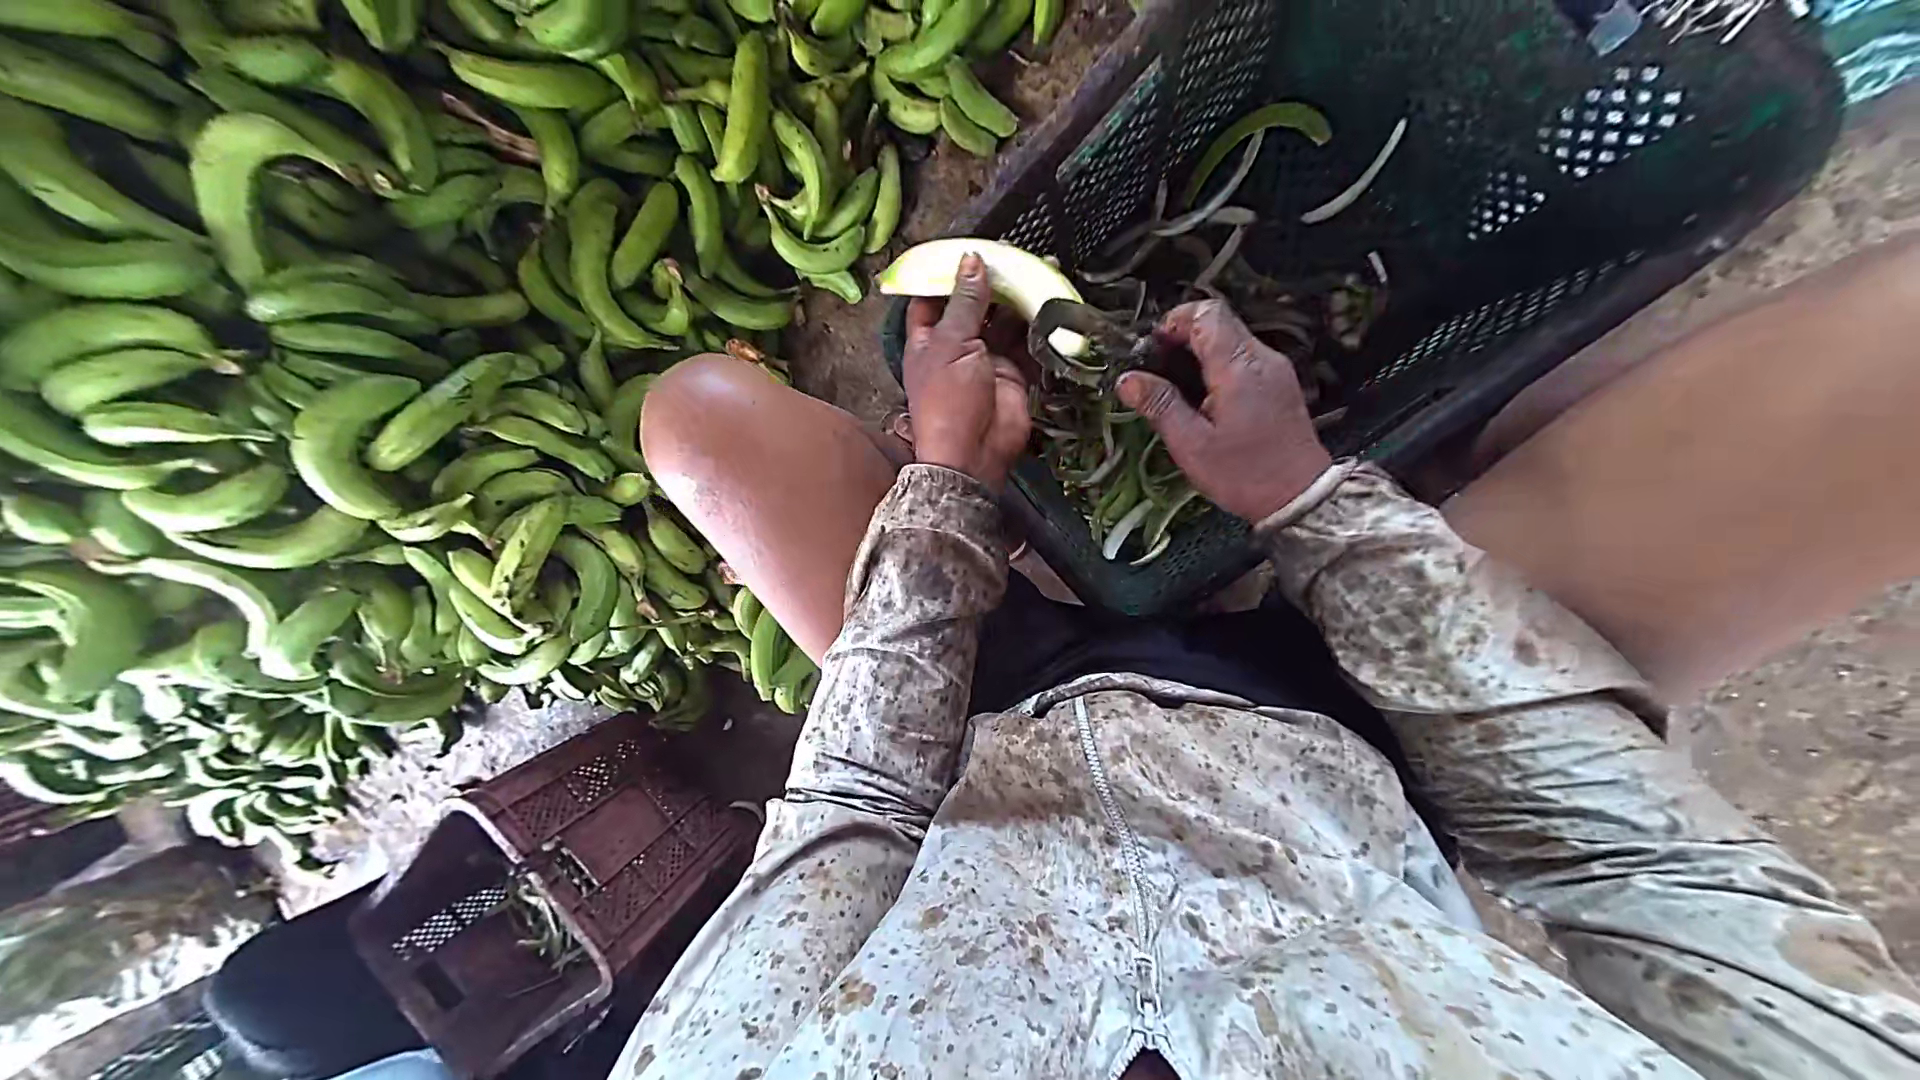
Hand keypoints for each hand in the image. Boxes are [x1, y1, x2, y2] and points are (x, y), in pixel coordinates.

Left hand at [903, 253, 1030, 491]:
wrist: (975, 453)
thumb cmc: (949, 400)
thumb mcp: (950, 344)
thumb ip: (965, 302)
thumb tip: (972, 261)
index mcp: (927, 341)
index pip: (932, 299)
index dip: (946, 275)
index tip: (966, 248)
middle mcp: (956, 347)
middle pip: (973, 306)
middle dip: (990, 282)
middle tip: (1011, 253)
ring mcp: (986, 360)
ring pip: (1002, 322)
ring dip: (1017, 299)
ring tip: (1035, 267)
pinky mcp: (1013, 373)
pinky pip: (1025, 343)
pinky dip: (1036, 324)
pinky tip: (1047, 298)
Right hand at [1116, 300, 1332, 521]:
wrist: (1300, 497)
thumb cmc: (1242, 473)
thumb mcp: (1191, 444)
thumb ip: (1160, 405)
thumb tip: (1126, 379)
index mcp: (1238, 367)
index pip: (1206, 315)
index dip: (1174, 321)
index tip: (1150, 347)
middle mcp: (1262, 358)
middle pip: (1219, 320)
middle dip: (1183, 334)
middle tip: (1156, 366)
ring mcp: (1275, 368)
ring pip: (1231, 336)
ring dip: (1199, 349)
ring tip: (1173, 382)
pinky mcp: (1279, 383)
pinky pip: (1243, 356)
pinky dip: (1216, 363)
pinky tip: (1200, 394)